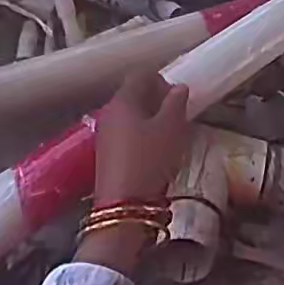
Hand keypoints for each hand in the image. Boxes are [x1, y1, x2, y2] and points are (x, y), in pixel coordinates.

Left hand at [75, 73, 189, 274]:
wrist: (123, 210)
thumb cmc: (149, 160)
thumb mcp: (171, 129)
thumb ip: (176, 103)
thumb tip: (178, 87)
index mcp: (123, 100)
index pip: (141, 74)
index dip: (161, 79)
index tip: (177, 96)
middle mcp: (109, 112)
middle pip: (133, 94)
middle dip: (156, 99)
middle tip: (177, 114)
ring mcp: (104, 135)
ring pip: (130, 115)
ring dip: (150, 119)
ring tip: (170, 134)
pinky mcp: (106, 156)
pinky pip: (126, 134)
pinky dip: (141, 136)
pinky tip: (156, 152)